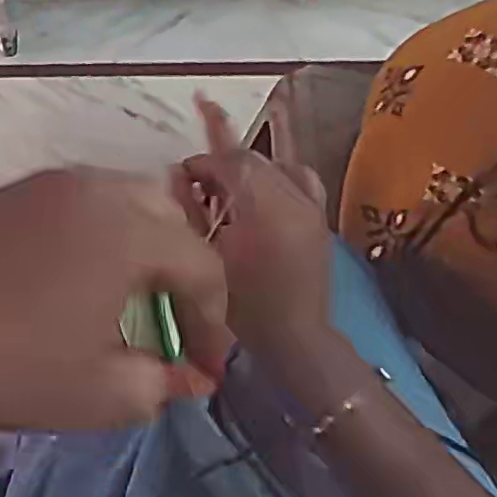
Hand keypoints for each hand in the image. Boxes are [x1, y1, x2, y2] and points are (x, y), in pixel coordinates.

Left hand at [0, 167, 228, 431]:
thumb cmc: (13, 363)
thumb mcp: (101, 393)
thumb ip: (163, 379)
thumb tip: (189, 370)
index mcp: (126, 230)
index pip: (201, 261)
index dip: (213, 317)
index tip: (205, 362)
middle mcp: (96, 188)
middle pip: (169, 213)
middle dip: (182, 266)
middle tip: (172, 318)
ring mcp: (56, 180)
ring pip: (127, 196)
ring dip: (144, 240)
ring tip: (130, 295)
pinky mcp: (24, 186)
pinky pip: (86, 195)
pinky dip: (105, 226)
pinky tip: (86, 270)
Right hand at [179, 96, 332, 362]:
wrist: (294, 338)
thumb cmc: (243, 302)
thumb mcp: (207, 254)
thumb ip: (191, 207)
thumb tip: (176, 174)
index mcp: (267, 210)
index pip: (232, 162)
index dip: (203, 163)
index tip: (184, 177)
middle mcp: (295, 200)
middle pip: (253, 158)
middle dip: (221, 164)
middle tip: (200, 184)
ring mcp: (312, 205)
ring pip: (274, 162)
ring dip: (246, 167)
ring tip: (229, 186)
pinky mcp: (320, 215)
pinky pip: (298, 175)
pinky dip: (277, 173)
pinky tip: (263, 187)